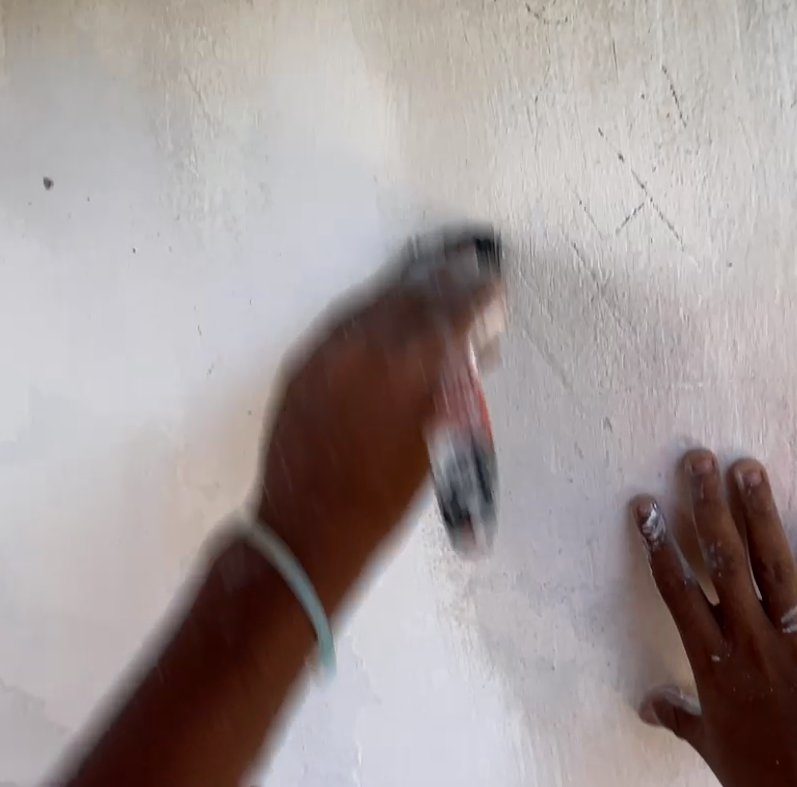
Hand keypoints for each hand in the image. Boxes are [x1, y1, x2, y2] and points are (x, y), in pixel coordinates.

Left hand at [254, 232, 502, 604]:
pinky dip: (372, 309)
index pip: (451, 313)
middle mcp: (367, 346)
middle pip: (413, 296)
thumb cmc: (384, 497)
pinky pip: (344, 319)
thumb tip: (466, 349)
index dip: (477, 295)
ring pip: (375, 300)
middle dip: (445, 283)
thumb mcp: (435, 440)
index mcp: (408, 368)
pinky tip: (385, 309)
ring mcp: (328, 350)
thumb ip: (448, 385)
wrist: (309, 526)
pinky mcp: (303, 360)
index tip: (493, 284)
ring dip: (407, 289)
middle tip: (467, 271)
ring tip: (431, 280)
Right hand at [631, 451, 796, 786]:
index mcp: (713, 661)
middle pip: (722, 561)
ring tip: (749, 468)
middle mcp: (750, 641)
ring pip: (773, 567)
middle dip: (708, 505)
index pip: (676, 589)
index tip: (646, 504)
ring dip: (760, 514)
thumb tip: (645, 705)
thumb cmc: (765, 780)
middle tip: (699, 460)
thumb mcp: (713, 746)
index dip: (659, 543)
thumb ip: (679, 715)